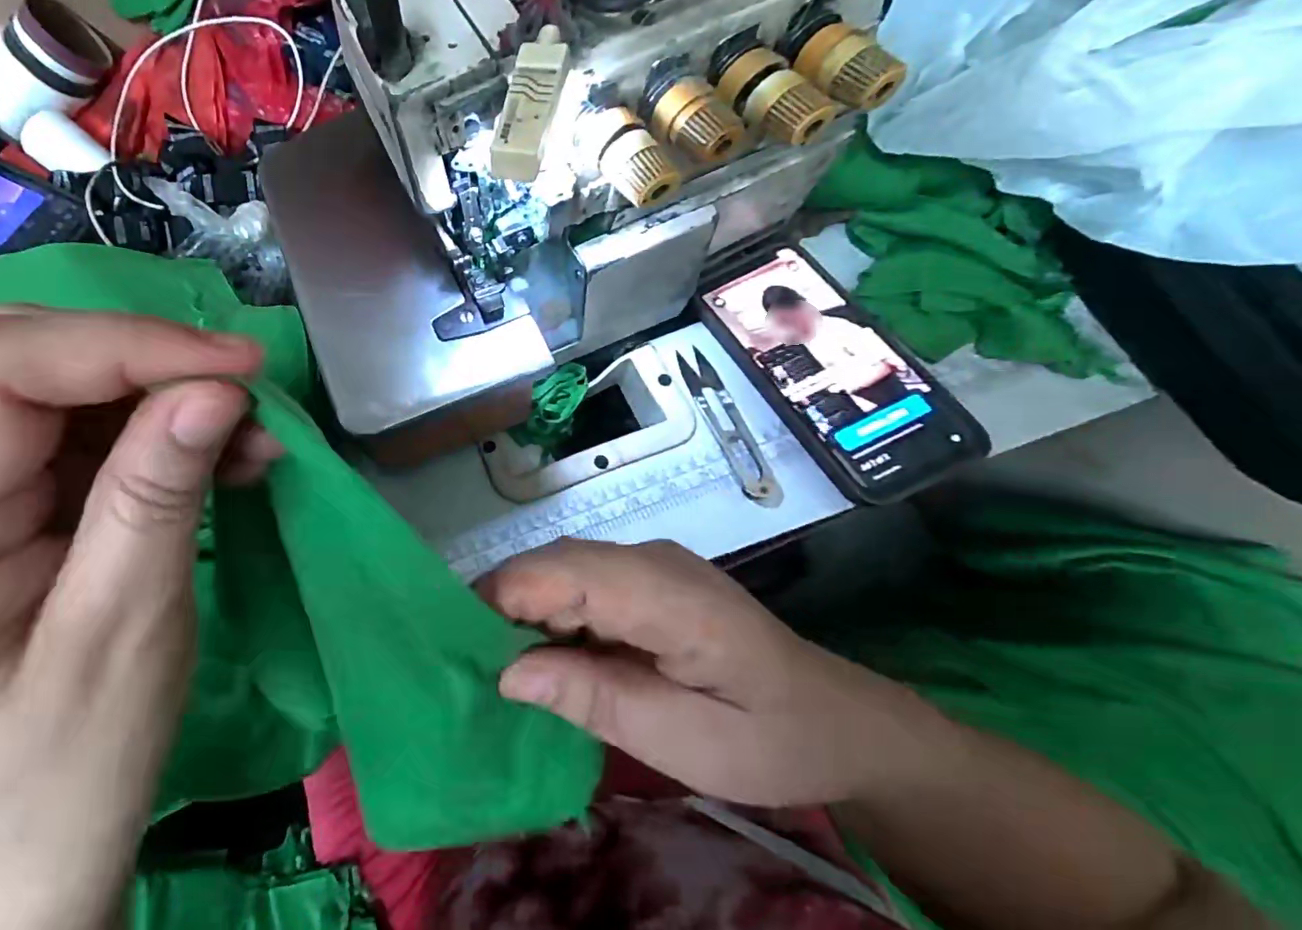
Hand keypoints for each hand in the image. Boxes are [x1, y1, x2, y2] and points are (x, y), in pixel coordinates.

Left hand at [0, 309, 280, 928]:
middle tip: (242, 385)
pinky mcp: (24, 492)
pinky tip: (231, 451)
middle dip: (143, 358)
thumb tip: (217, 389)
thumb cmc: (77, 753)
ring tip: (253, 433)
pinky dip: (171, 423)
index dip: (117, 348)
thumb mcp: (127, 629)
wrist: (57, 819)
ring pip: (66, 380)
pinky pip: (97, 423)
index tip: (233, 365)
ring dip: (168, 391)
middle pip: (19, 360)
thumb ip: (157, 496)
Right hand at [480, 539, 962, 807]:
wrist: (836, 720)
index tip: (464, 649)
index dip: (505, 598)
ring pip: (560, 569)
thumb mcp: (683, 741)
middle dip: (504, 607)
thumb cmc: (768, 739)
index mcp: (670, 596)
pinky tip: (549, 657)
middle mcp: (652, 560)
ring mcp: (649, 564)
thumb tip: (508, 673)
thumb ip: (596, 699)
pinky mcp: (645, 578)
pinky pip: (579, 583)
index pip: (566, 571)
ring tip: (503, 668)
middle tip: (474, 668)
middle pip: (553, 563)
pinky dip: (551, 615)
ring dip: (524, 613)